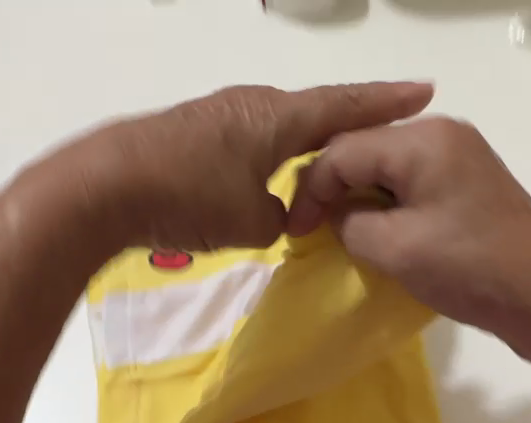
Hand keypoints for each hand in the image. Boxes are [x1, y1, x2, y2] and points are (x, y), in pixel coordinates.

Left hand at [67, 82, 433, 252]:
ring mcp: (221, 117)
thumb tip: (275, 212)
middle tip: (383, 136)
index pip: (345, 107)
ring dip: (307, 148)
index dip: (386, 103)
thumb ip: (278, 216)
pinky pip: (252, 145)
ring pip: (281, 131)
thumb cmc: (188, 196)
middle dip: (350, 126)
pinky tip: (270, 179)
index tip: (424, 92)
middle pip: (315, 113)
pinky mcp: (195, 136)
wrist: (107, 187)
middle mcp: (253, 106)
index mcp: (277, 118)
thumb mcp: (251, 221)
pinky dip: (272, 160)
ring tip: (328, 166)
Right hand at [284, 118, 530, 357]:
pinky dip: (387, 205)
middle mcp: (442, 134)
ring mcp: (461, 158)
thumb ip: (351, 223)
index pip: (342, 150)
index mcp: (422, 140)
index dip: (310, 191)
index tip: (294, 234)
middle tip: (311, 232)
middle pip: (366, 150)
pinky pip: (413, 184)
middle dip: (332, 190)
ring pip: (388, 168)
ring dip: (359, 199)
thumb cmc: (468, 270)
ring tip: (340, 236)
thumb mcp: (395, 249)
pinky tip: (377, 234)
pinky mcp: (471, 185)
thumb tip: (338, 213)